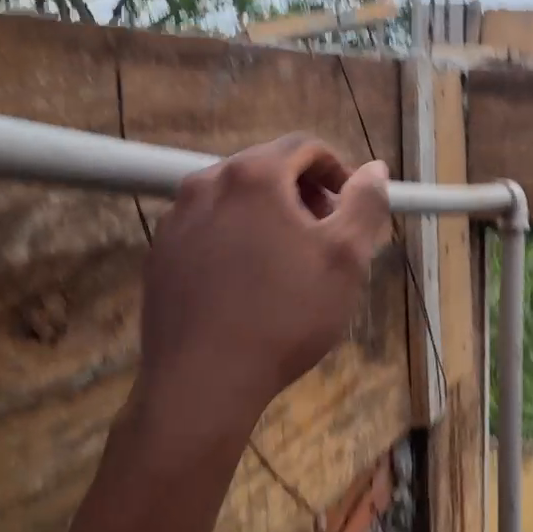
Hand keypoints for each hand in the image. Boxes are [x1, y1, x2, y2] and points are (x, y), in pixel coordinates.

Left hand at [130, 133, 391, 452]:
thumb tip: (373, 170)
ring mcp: (175, 220)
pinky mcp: (159, 256)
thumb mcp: (346, 257)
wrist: (202, 384)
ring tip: (290, 265)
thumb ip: (365, 203)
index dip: (338, 172)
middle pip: (268, 169)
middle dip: (304, 195)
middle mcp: (207, 183)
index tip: (352, 209)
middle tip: (327, 239)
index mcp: (254, 175)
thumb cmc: (285, 314)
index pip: (305, 147)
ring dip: (270, 217)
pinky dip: (236, 241)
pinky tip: (250, 286)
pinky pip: (209, 230)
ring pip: (237, 200)